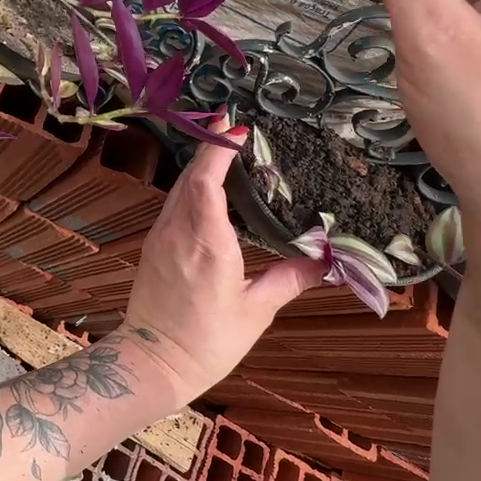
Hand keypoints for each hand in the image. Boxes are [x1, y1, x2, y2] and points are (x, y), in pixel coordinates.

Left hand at [122, 130, 325, 396]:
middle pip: (189, 176)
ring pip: (177, 188)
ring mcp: (161, 235)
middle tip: (229, 121)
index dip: (218, 151)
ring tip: (222, 146)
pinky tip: (205, 185)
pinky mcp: (153, 244)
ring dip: (198, 165)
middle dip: (209, 146)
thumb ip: (290, 278)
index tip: (236, 127)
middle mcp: (178, 231)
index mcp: (207, 244)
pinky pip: (172, 204)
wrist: (154, 359)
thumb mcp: (257, 310)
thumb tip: (327, 260)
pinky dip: (189, 186)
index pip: (206, 182)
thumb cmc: (209, 339)